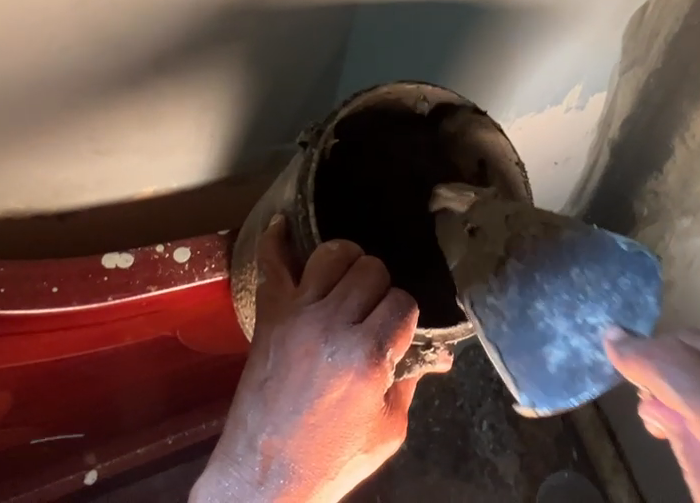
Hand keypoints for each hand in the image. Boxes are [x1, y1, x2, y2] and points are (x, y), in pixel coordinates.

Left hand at [192, 216, 424, 502]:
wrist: (264, 481)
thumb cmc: (330, 462)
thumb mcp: (387, 431)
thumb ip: (410, 383)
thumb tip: (435, 354)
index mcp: (367, 356)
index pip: (403, 301)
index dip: (405, 316)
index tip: (398, 332)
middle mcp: (332, 324)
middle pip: (372, 268)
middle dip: (381, 288)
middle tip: (373, 312)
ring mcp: (297, 314)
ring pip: (332, 253)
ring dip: (347, 263)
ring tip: (348, 282)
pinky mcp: (269, 316)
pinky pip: (272, 264)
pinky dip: (277, 240)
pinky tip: (285, 223)